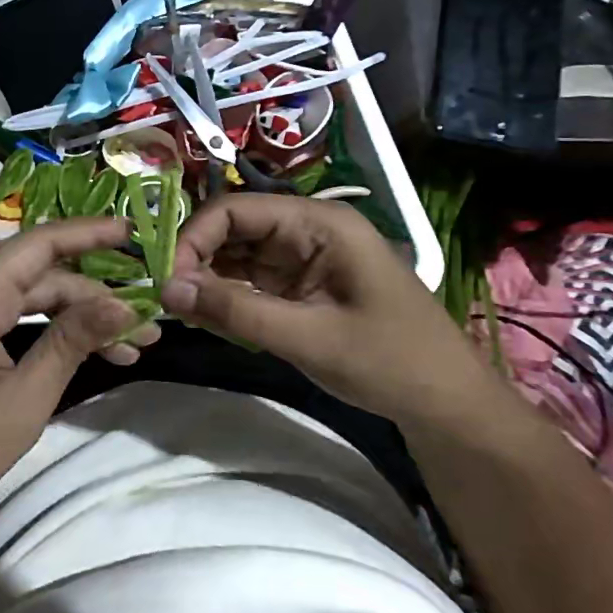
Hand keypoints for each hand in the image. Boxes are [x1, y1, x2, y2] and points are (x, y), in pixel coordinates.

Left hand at [0, 218, 161, 607]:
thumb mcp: (23, 402)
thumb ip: (72, 342)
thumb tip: (125, 305)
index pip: (37, 245)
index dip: (87, 234)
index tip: (131, 230)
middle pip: (33, 273)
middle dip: (89, 299)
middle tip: (140, 331)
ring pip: (16, 287)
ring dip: (65, 308)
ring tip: (115, 339)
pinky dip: (27, 307)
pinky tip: (57, 318)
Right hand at [162, 195, 492, 420]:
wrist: (446, 403)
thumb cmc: (388, 361)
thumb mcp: (307, 337)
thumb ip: (235, 310)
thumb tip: (166, 289)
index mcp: (318, 223)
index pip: (238, 209)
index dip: (195, 236)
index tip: (167, 280)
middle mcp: (308, 230)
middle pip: (235, 228)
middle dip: (198, 258)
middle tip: (168, 300)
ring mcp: (306, 259)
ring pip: (240, 255)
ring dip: (209, 279)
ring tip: (182, 311)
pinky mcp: (303, 287)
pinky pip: (253, 281)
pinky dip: (228, 296)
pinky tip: (207, 317)